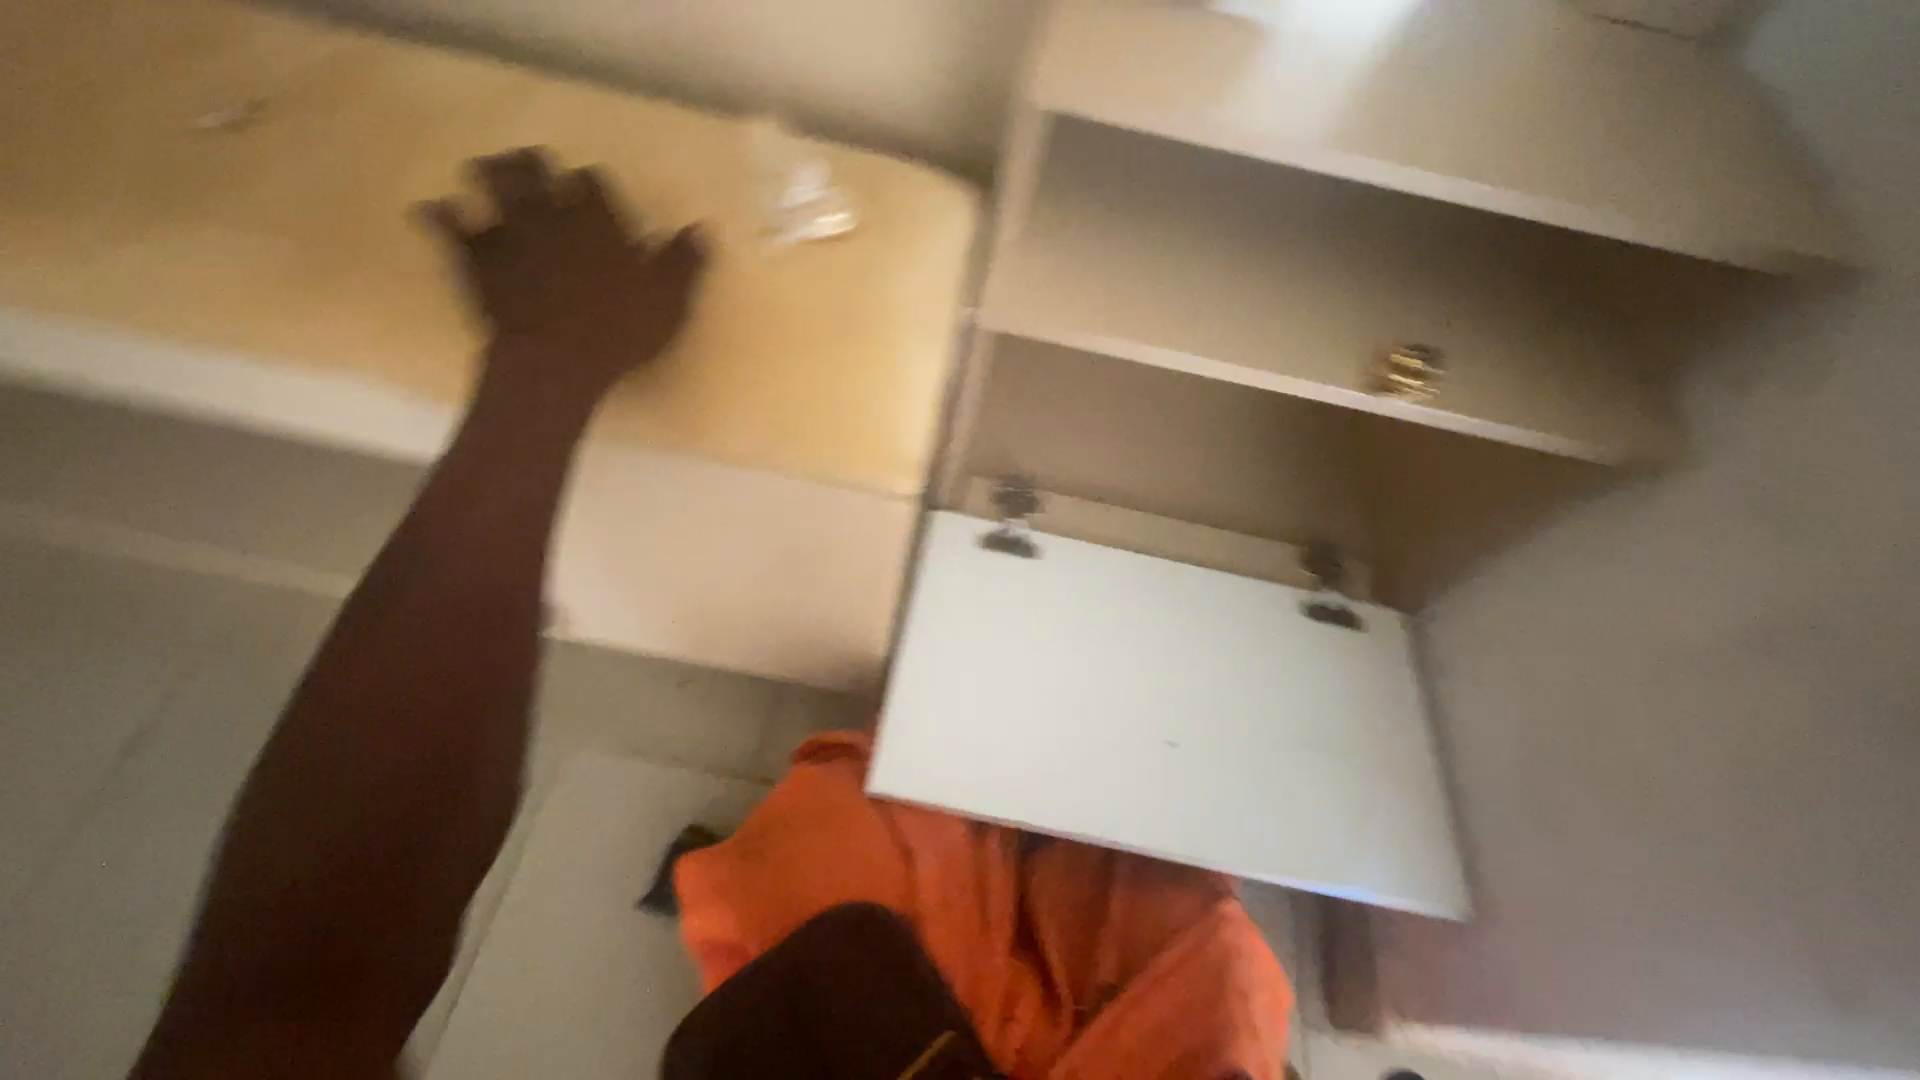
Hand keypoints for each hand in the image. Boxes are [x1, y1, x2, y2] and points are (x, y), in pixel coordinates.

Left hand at [418, 147, 707, 410]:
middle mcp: (548, 212)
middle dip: (531, 164)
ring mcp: (506, 232)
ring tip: (484, 176)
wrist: (555, 362)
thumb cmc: (620, 333)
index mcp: (596, 219)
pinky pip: (446, 225)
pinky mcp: (473, 258)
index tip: (593, 194)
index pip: (591, 180)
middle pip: (531, 167)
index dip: (590, 184)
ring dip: (486, 174)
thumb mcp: (668, 302)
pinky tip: (436, 212)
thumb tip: (702, 229)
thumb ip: (682, 262)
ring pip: (487, 182)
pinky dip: (439, 215)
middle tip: (532, 168)